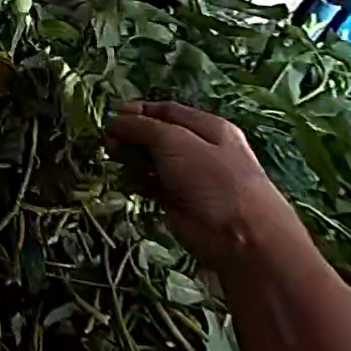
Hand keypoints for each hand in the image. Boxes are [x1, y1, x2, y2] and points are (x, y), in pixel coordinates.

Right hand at [106, 100, 303, 270]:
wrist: (243, 240)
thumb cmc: (212, 179)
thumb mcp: (173, 140)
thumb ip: (139, 125)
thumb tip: (112, 122)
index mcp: (207, 127)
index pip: (164, 110)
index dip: (135, 110)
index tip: (110, 115)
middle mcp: (199, 149)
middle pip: (154, 134)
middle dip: (129, 134)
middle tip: (107, 141)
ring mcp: (189, 176)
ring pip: (150, 158)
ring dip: (130, 157)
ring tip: (113, 158)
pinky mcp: (179, 201)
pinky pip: (150, 183)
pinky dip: (137, 180)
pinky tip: (128, 181)